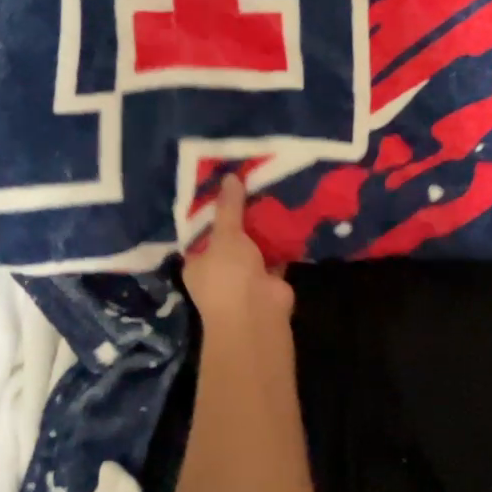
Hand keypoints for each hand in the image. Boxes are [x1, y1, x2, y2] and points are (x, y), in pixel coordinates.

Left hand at [182, 175, 294, 335]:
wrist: (257, 316)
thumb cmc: (228, 276)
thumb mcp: (225, 236)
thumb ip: (229, 207)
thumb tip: (229, 176)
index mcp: (198, 261)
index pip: (203, 229)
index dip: (215, 206)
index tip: (229, 182)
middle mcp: (219, 268)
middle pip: (231, 234)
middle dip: (244, 213)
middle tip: (257, 180)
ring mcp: (245, 275)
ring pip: (255, 243)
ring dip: (265, 225)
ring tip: (277, 190)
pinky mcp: (270, 278)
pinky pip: (277, 252)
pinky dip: (284, 238)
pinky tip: (293, 213)